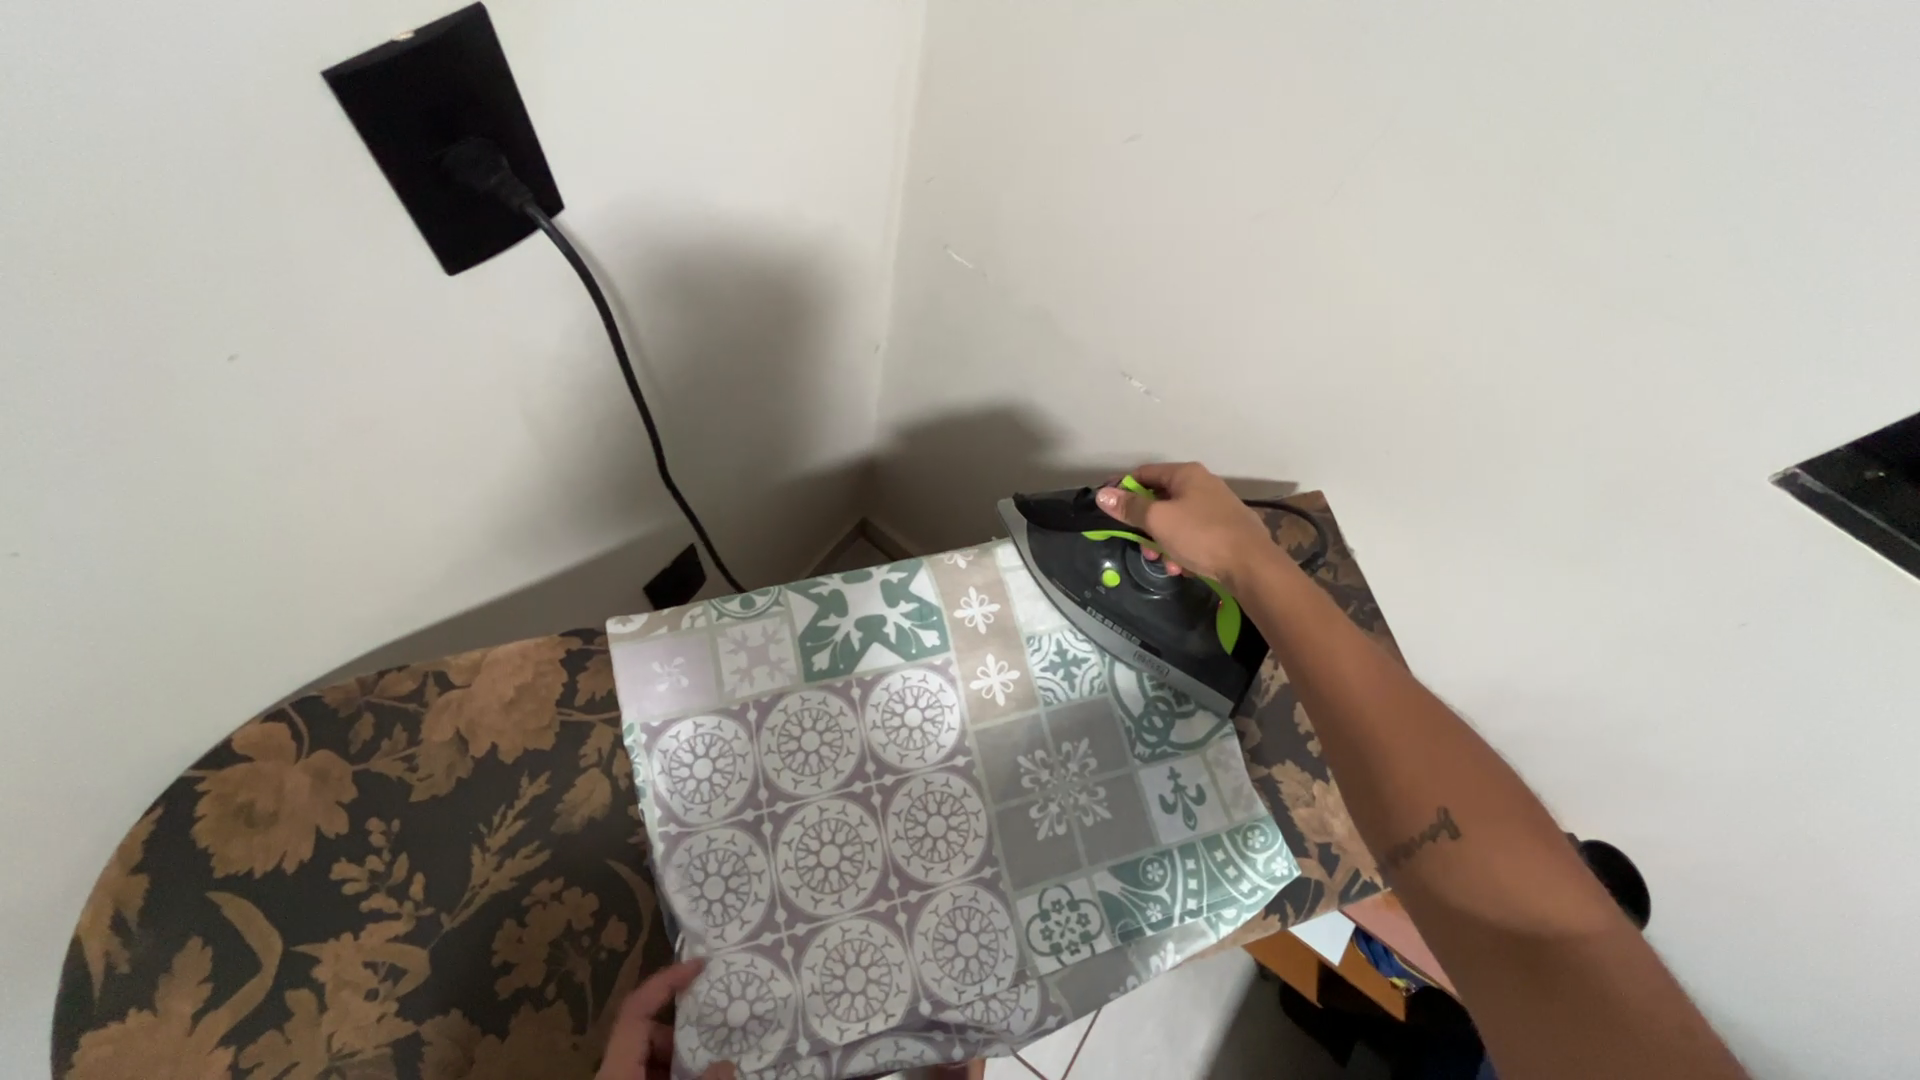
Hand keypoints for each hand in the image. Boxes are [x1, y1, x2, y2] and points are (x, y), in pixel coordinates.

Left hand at [596, 960, 734, 1079]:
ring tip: (712, 1059)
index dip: (667, 980)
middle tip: (714, 1032)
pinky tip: (697, 1076)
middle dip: (682, 1030)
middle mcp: (612, 1071)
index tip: (699, 965)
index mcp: (616, 1067)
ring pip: (650, 1057)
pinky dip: (673, 1073)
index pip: (637, 1008)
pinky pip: (649, 1074)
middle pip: (646, 1032)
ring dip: (681, 1056)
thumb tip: (728, 1064)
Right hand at [1095, 462, 1276, 587]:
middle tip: (1141, 546)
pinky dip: (1183, 549)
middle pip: (1159, 500)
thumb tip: (1102, 495)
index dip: (1122, 489)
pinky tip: (1184, 567)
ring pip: (1175, 522)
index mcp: (1186, 474)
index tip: (1109, 510)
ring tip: (1166, 563)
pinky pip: (1192, 536)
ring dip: (1163, 543)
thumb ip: (1129, 507)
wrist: (1251, 565)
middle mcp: (1202, 485)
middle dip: (1146, 526)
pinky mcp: (1224, 530)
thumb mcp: (1158, 520)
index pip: (1143, 474)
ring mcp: (1215, 508)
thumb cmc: (1201, 535)